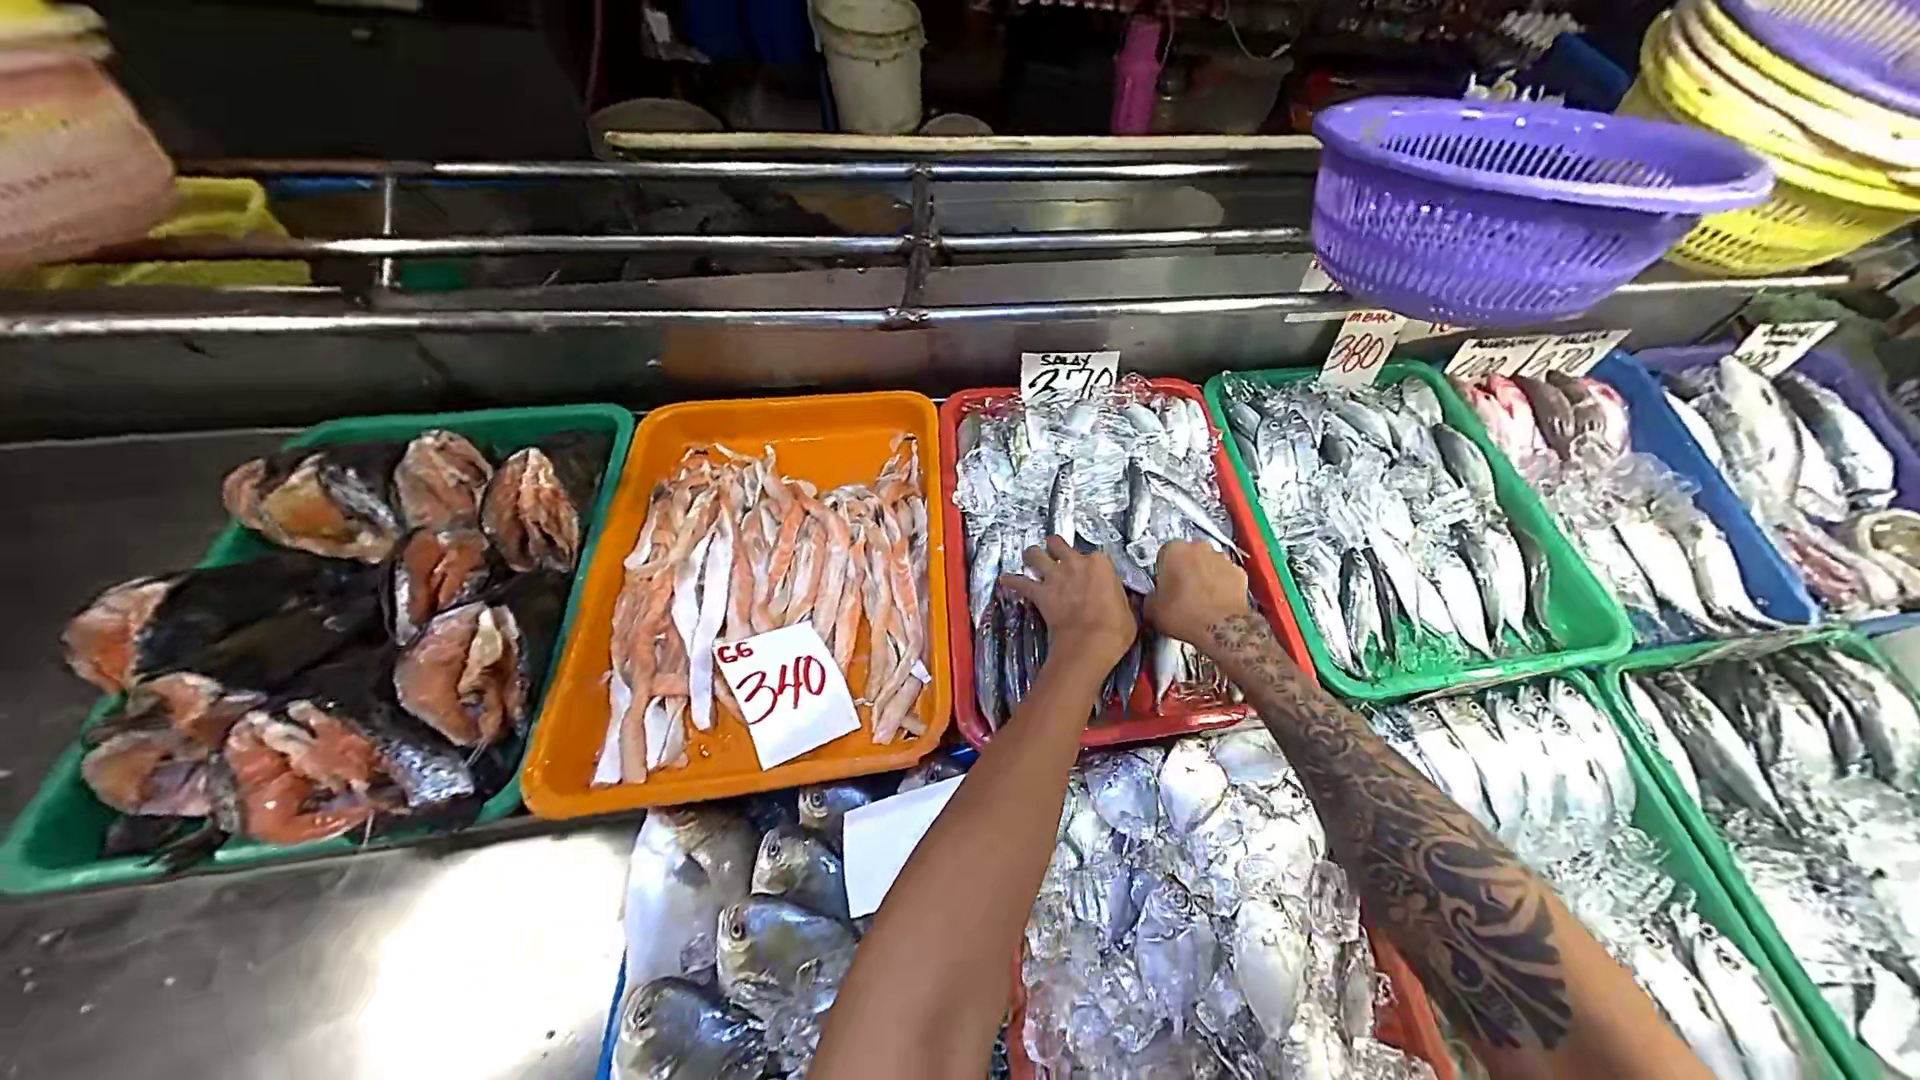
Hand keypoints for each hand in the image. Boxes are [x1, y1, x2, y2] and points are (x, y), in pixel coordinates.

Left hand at [1000, 536, 1135, 673]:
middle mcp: (1075, 563)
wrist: (1089, 643)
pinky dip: (1011, 581)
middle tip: (1053, 554)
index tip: (1089, 574)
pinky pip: (1020, 582)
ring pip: (1034, 554)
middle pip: (1058, 544)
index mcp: (1100, 564)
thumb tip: (1114, 598)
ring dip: (1031, 556)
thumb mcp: (1127, 609)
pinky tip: (1005, 579)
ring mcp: (1055, 577)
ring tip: (1030, 559)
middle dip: (1054, 547)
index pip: (1094, 555)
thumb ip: (1117, 596)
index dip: (1090, 565)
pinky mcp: (1039, 593)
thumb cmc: (1114, 629)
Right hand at [1145, 540, 1251, 648]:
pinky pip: (1226, 575)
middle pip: (1189, 555)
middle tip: (1181, 591)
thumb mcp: (1152, 609)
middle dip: (1186, 568)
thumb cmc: (1184, 614)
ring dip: (1204, 575)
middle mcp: (1200, 547)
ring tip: (1201, 599)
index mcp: (1174, 550)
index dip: (1164, 569)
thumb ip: (1150, 595)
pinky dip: (1222, 585)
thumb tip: (1155, 597)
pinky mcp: (1240, 573)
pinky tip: (1217, 603)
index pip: (1164, 553)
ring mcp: (1223, 559)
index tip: (1164, 584)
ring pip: (1209, 563)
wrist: (1222, 628)